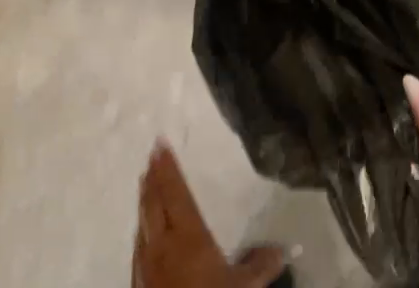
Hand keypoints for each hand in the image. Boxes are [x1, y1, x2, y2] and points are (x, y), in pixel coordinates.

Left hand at [132, 143, 285, 287]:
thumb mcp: (244, 286)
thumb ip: (260, 265)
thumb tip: (280, 250)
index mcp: (188, 236)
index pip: (176, 194)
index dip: (169, 169)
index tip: (161, 144)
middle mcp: (162, 244)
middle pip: (154, 204)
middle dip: (153, 179)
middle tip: (151, 156)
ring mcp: (146, 265)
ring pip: (142, 224)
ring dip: (144, 201)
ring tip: (145, 185)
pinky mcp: (138, 282)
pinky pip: (139, 246)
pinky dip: (142, 229)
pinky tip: (143, 233)